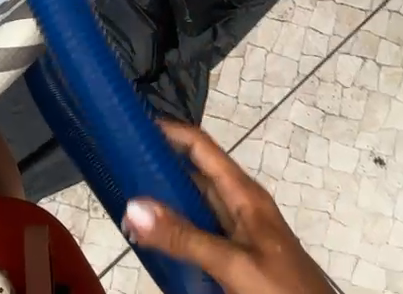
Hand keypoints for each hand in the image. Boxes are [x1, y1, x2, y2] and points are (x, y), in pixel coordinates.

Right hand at [121, 120, 330, 293]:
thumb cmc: (285, 293)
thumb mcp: (234, 265)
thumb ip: (184, 238)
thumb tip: (132, 205)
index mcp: (244, 195)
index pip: (200, 146)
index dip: (168, 131)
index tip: (130, 126)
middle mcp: (240, 207)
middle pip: (192, 176)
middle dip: (156, 172)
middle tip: (116, 173)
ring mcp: (240, 235)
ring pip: (194, 209)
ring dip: (164, 208)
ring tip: (127, 211)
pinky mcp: (238, 261)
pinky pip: (200, 238)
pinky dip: (176, 237)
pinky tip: (155, 247)